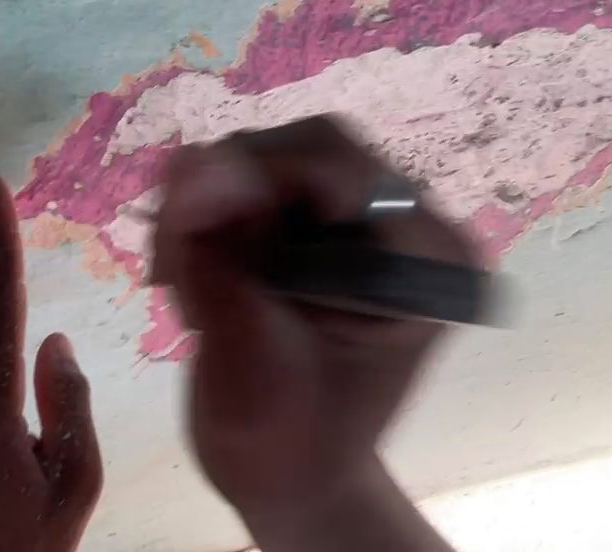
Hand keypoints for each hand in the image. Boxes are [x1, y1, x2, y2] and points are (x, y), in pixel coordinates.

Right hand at [150, 116, 471, 549]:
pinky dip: (212, 208)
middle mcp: (411, 216)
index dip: (257, 184)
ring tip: (193, 282)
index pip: (342, 169)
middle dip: (229, 197)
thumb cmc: (286, 446)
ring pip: (271, 150)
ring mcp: (368, 204)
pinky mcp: (325, 204)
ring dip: (213, 205)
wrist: (294, 464)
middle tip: (183, 270)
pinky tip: (202, 266)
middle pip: (304, 147)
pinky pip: (255, 168)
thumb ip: (221, 267)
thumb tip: (193, 158)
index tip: (195, 246)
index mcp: (429, 260)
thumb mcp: (247, 371)